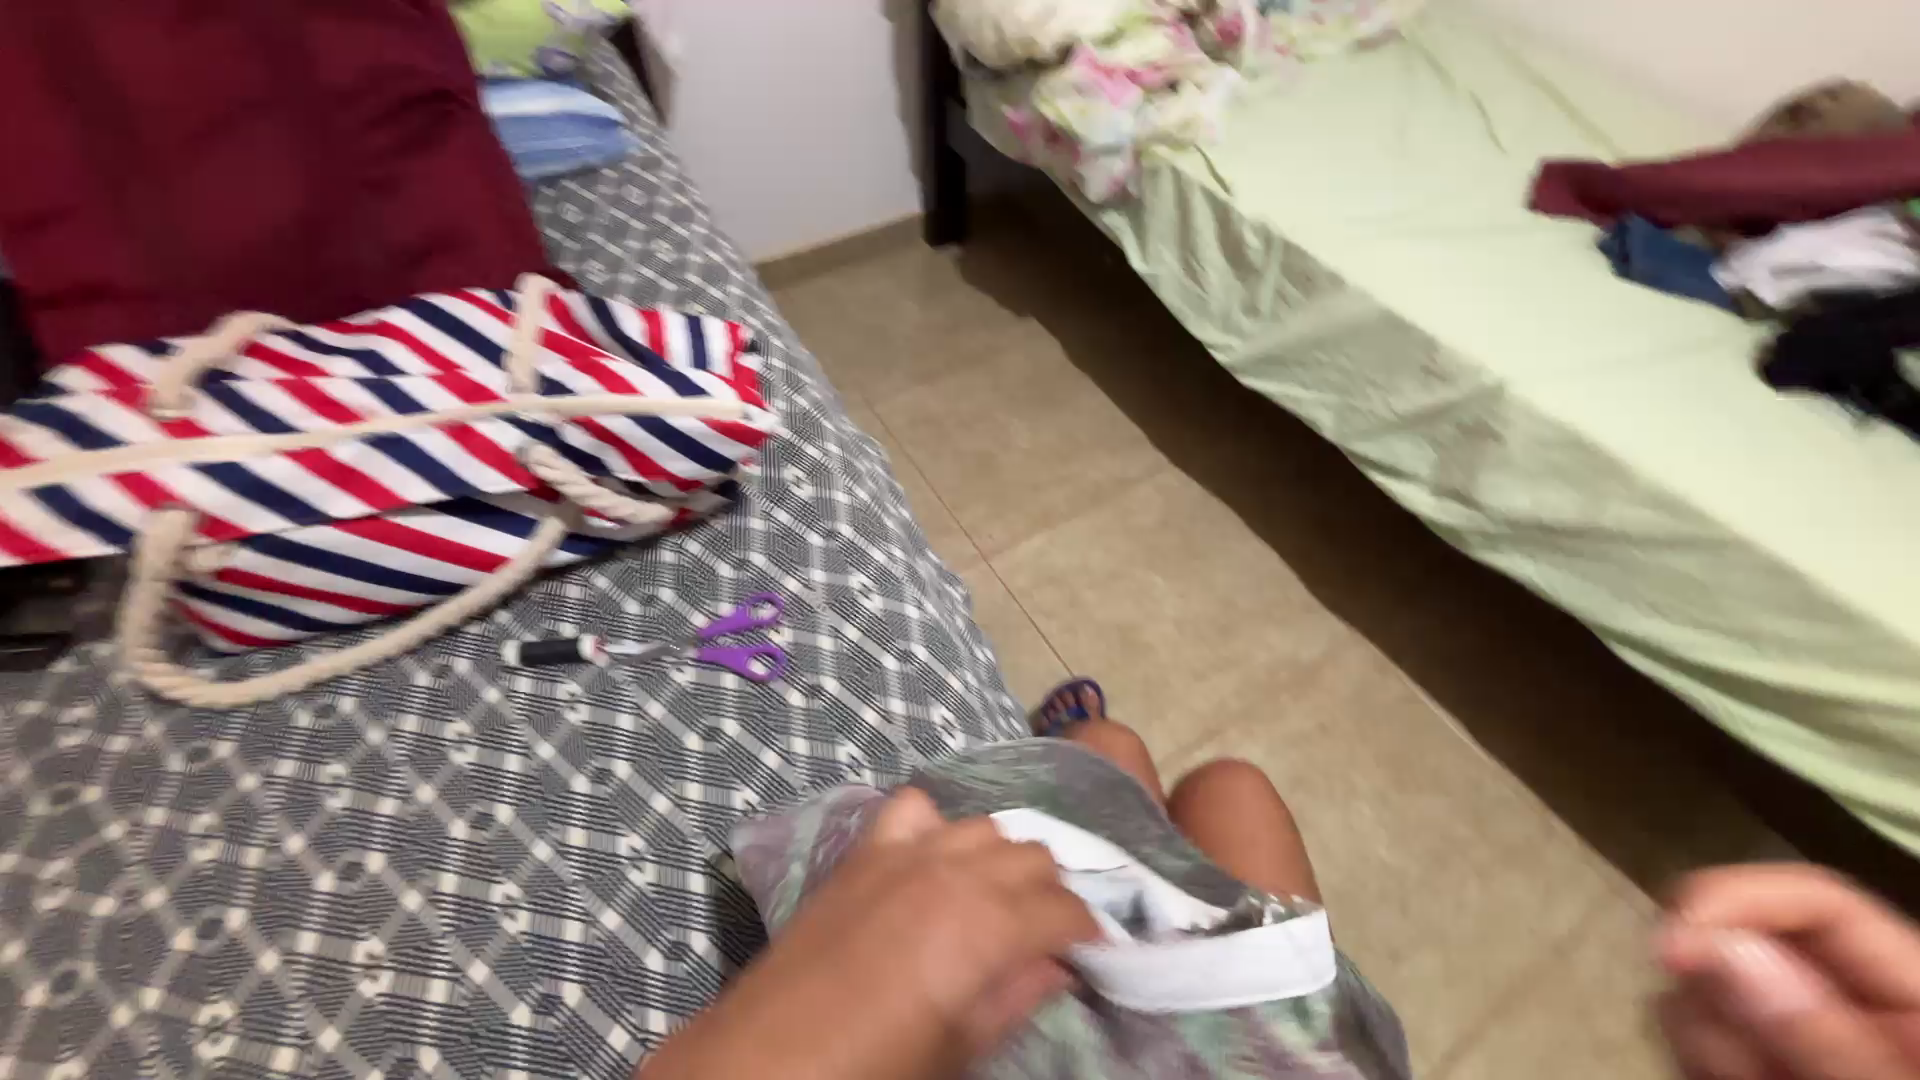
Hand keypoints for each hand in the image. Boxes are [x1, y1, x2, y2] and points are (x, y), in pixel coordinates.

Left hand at [643, 789, 1099, 1079]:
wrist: (762, 1064)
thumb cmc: (872, 1070)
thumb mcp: (957, 1050)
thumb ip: (1015, 997)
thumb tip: (1058, 965)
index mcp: (984, 925)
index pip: (1065, 910)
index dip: (1088, 933)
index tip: (1092, 953)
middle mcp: (953, 870)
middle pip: (1034, 856)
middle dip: (1051, 893)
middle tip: (1045, 935)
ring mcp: (906, 851)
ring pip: (985, 826)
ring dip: (1003, 858)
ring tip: (998, 899)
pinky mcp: (865, 850)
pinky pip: (915, 809)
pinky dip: (936, 826)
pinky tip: (935, 861)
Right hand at [1656, 864, 1919, 1079]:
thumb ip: (1829, 1041)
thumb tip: (1719, 945)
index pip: (1818, 905)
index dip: (1736, 902)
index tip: (1668, 948)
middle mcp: (1858, 1010)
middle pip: (1743, 942)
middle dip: (1711, 996)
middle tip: (1730, 1070)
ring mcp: (1803, 1043)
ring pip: (1704, 990)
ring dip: (1703, 1042)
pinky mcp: (1763, 1068)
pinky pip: (1697, 1040)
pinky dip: (1698, 1064)